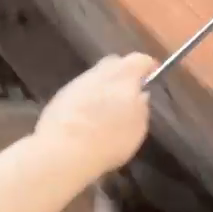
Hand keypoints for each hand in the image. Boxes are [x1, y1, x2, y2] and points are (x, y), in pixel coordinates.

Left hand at [33, 53, 156, 176]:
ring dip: (103, 87)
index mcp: (123, 76)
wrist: (62, 152)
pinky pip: (80, 92)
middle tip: (129, 91)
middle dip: (123, 73)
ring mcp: (76, 83)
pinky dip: (87, 99)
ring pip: (95, 77)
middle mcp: (99, 73)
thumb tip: (140, 96)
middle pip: (114, 63)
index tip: (153, 75)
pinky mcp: (59, 96)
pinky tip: (87, 118)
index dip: (148, 66)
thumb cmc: (108, 141)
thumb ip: (141, 107)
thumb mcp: (138, 129)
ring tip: (107, 109)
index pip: (140, 60)